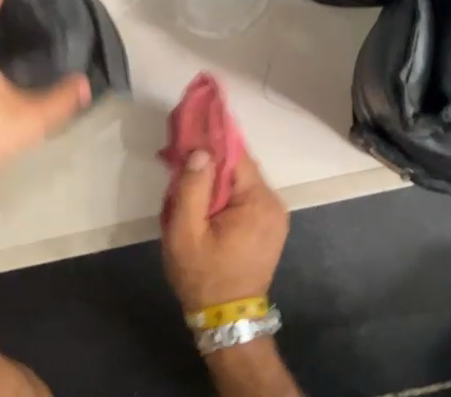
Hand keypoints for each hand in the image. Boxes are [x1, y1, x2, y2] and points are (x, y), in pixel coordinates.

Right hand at [161, 149, 288, 313]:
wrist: (227, 321)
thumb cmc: (204, 276)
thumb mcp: (186, 232)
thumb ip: (192, 188)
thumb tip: (200, 151)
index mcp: (258, 201)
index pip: (234, 154)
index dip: (209, 140)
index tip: (186, 129)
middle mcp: (273, 202)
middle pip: (237, 166)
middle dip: (208, 161)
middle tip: (177, 158)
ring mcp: (273, 215)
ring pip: (238, 180)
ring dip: (213, 178)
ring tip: (185, 180)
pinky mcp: (267, 225)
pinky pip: (243, 196)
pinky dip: (223, 193)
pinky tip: (201, 199)